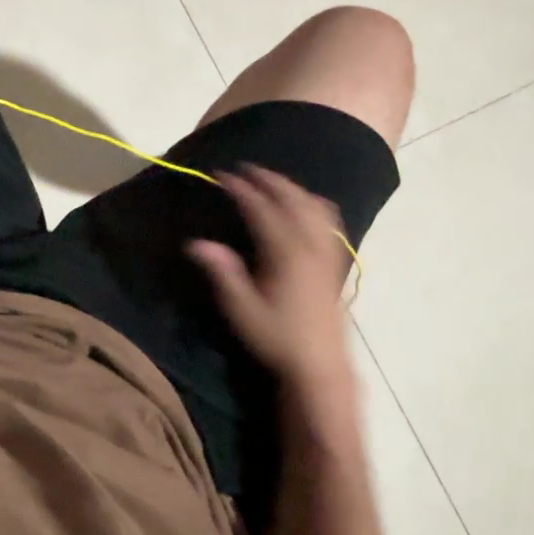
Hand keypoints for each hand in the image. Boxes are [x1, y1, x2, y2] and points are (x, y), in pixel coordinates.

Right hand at [188, 167, 356, 427]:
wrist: (320, 364)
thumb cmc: (276, 338)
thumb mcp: (242, 309)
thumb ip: (223, 273)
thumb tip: (197, 243)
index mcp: (286, 254)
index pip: (263, 210)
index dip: (243, 189)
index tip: (223, 175)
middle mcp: (311, 247)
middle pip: (293, 200)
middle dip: (270, 180)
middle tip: (247, 170)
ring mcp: (328, 253)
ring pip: (314, 207)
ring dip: (293, 189)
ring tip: (274, 182)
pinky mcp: (335, 263)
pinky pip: (329, 221)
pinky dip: (314, 204)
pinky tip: (306, 206)